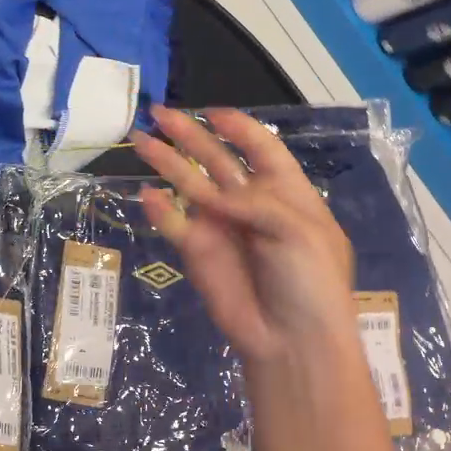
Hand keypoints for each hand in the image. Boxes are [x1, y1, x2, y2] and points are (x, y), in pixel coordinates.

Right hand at [130, 108, 356, 365]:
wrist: (291, 337)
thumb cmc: (311, 281)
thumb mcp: (301, 233)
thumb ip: (255, 204)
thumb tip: (209, 196)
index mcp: (286, 194)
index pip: (261, 151)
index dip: (239, 129)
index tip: (212, 113)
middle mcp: (248, 203)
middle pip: (215, 160)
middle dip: (189, 135)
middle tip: (159, 113)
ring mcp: (218, 225)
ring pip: (187, 184)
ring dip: (165, 162)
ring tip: (139, 140)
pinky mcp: (194, 249)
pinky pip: (173, 222)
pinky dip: (160, 209)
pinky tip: (148, 195)